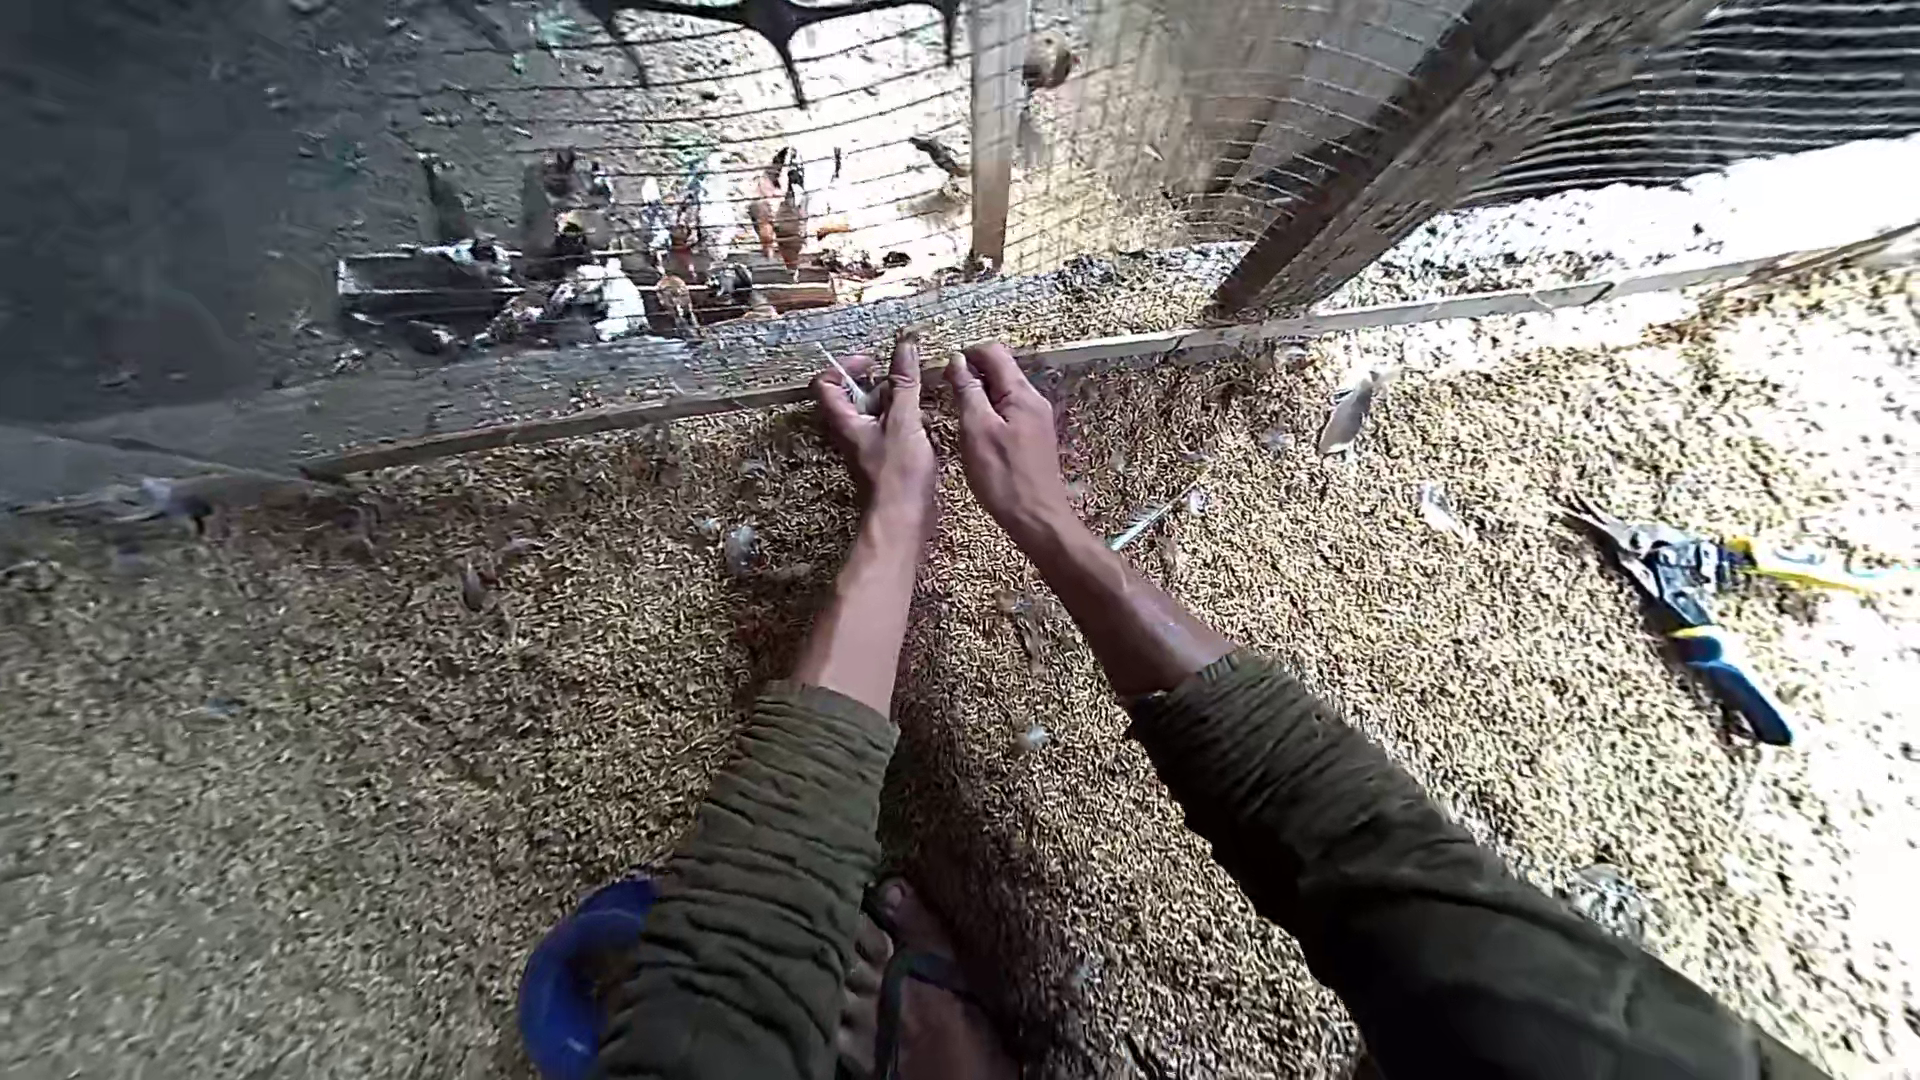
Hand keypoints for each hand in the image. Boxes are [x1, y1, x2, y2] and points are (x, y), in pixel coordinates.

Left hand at [813, 338, 937, 544]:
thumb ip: (904, 383)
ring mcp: (869, 446)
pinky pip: (894, 431)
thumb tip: (905, 345)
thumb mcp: (903, 421)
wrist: (903, 521)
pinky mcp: (886, 459)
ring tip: (921, 409)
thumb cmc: (898, 476)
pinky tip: (927, 431)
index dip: (846, 366)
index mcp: (845, 421)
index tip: (873, 361)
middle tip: (907, 383)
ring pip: (880, 413)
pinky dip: (909, 424)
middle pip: (859, 395)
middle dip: (885, 384)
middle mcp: (852, 432)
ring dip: (901, 405)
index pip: (826, 383)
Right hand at [946, 342, 1073, 545]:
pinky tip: (975, 434)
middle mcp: (1034, 401)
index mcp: (1022, 394)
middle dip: (971, 375)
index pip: (993, 353)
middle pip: (1000, 371)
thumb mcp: (977, 430)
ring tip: (957, 415)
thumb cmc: (1004, 478)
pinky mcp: (1033, 439)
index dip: (966, 355)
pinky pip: (1008, 413)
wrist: (1036, 518)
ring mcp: (1036, 420)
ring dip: (979, 396)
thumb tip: (957, 361)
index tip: (943, 372)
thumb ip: (967, 392)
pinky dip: (989, 414)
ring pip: (1003, 394)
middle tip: (945, 395)